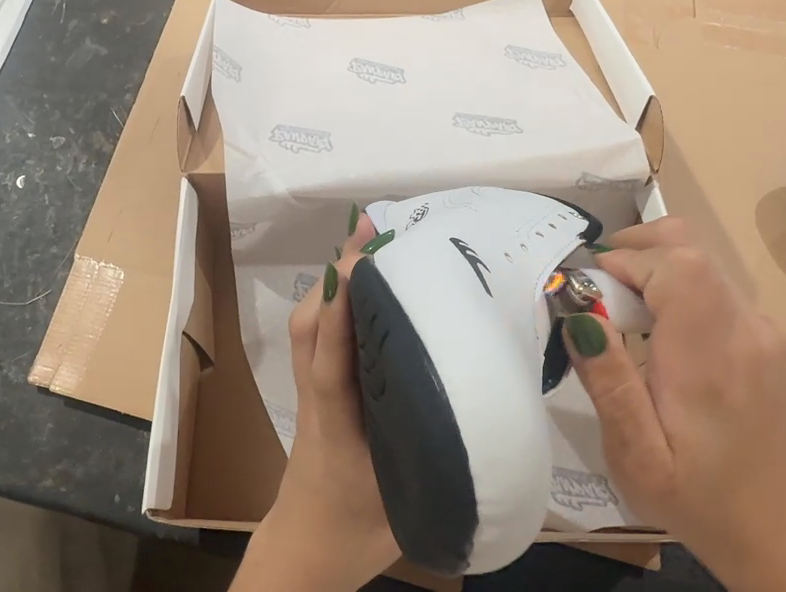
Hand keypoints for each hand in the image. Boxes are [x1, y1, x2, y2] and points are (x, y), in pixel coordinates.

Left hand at [232, 213, 398, 591]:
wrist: (305, 552)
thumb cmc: (354, 530)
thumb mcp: (402, 501)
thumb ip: (432, 456)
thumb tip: (481, 412)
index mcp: (335, 423)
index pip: (330, 360)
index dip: (339, 310)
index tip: (357, 263)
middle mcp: (317, 394)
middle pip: (312, 327)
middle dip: (338, 276)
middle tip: (375, 233)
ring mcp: (311, 389)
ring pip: (311, 326)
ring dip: (335, 283)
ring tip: (371, 246)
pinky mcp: (316, 389)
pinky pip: (319, 336)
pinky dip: (337, 303)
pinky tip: (366, 289)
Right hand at [563, 218, 785, 591]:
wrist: (769, 526)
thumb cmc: (693, 495)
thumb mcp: (635, 455)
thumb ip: (608, 382)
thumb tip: (578, 315)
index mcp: (711, 358)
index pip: (677, 265)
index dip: (626, 260)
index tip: (591, 292)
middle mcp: (745, 329)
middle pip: (688, 246)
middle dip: (633, 249)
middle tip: (599, 291)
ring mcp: (760, 327)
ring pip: (698, 257)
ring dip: (650, 266)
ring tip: (621, 313)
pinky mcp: (761, 332)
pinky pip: (710, 281)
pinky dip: (672, 284)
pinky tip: (654, 329)